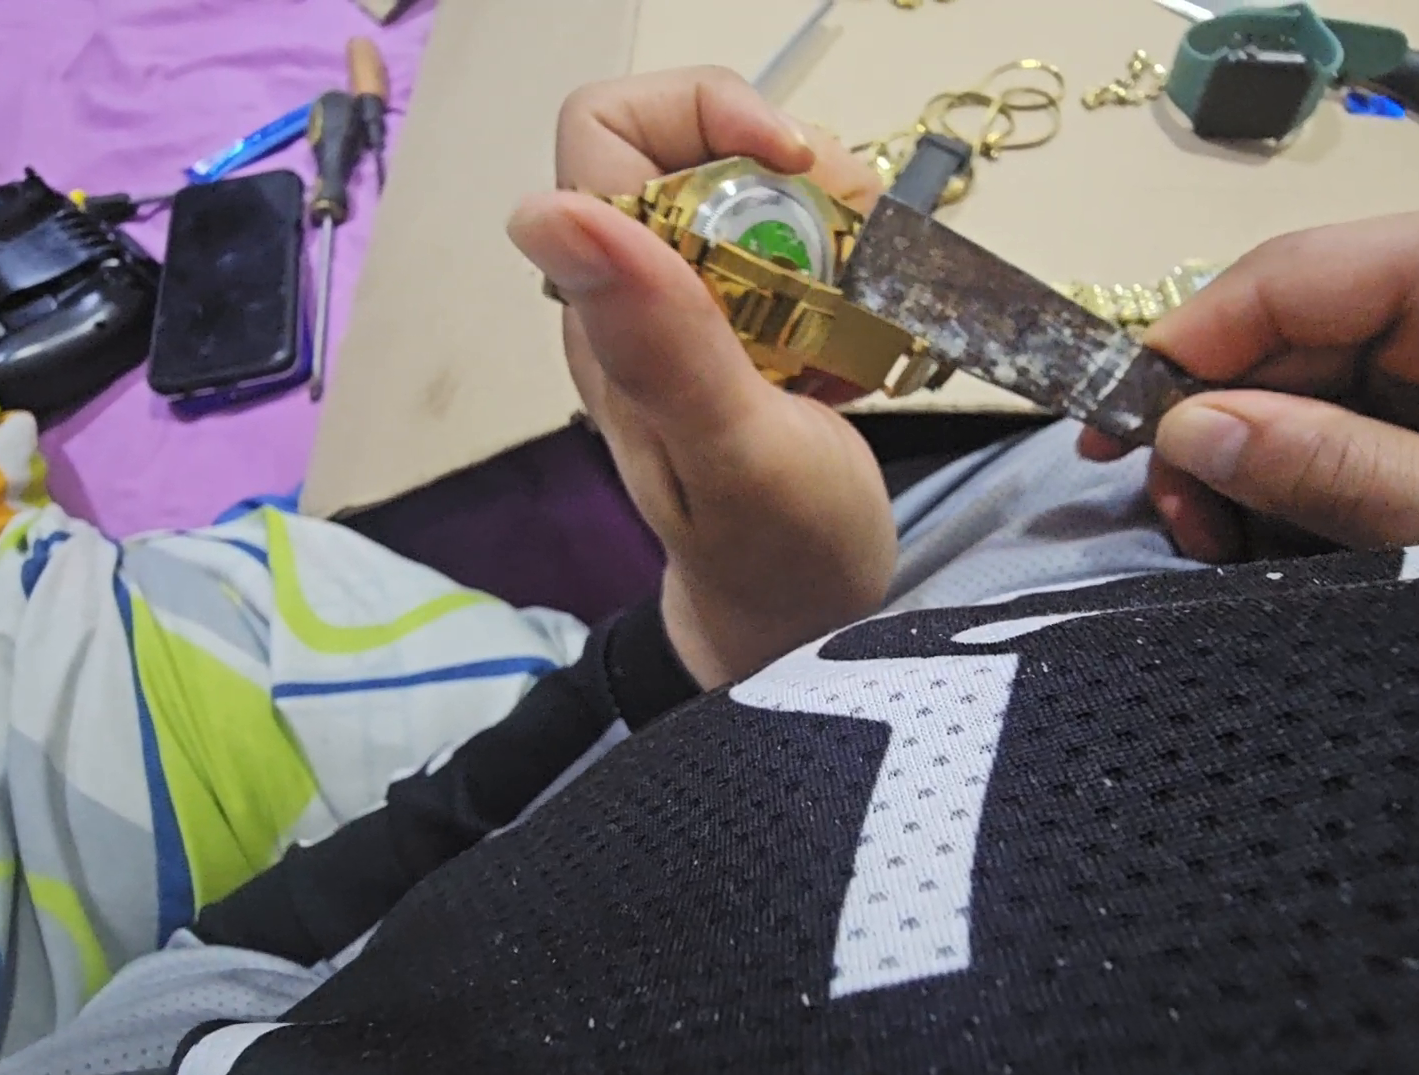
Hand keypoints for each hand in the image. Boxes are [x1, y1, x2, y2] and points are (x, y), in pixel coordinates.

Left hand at [507, 67, 893, 685]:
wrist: (804, 614)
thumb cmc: (780, 552)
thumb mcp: (736, 455)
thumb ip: (661, 348)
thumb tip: (547, 214)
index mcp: (614, 319)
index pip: (606, 143)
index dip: (695, 117)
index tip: (794, 166)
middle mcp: (639, 305)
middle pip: (692, 155)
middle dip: (787, 168)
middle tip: (860, 236)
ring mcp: (694, 321)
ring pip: (749, 198)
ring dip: (825, 217)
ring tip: (871, 291)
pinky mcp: (745, 340)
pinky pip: (790, 254)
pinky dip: (840, 264)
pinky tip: (859, 334)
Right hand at [1083, 165, 1418, 561]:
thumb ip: (1347, 477)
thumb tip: (1189, 431)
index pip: (1296, 277)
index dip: (1178, 352)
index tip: (1104, 433)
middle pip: (1289, 332)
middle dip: (1219, 433)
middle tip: (1187, 528)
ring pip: (1302, 377)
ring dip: (1249, 465)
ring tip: (1233, 545)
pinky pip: (1345, 410)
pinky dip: (1297, 476)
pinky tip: (1287, 531)